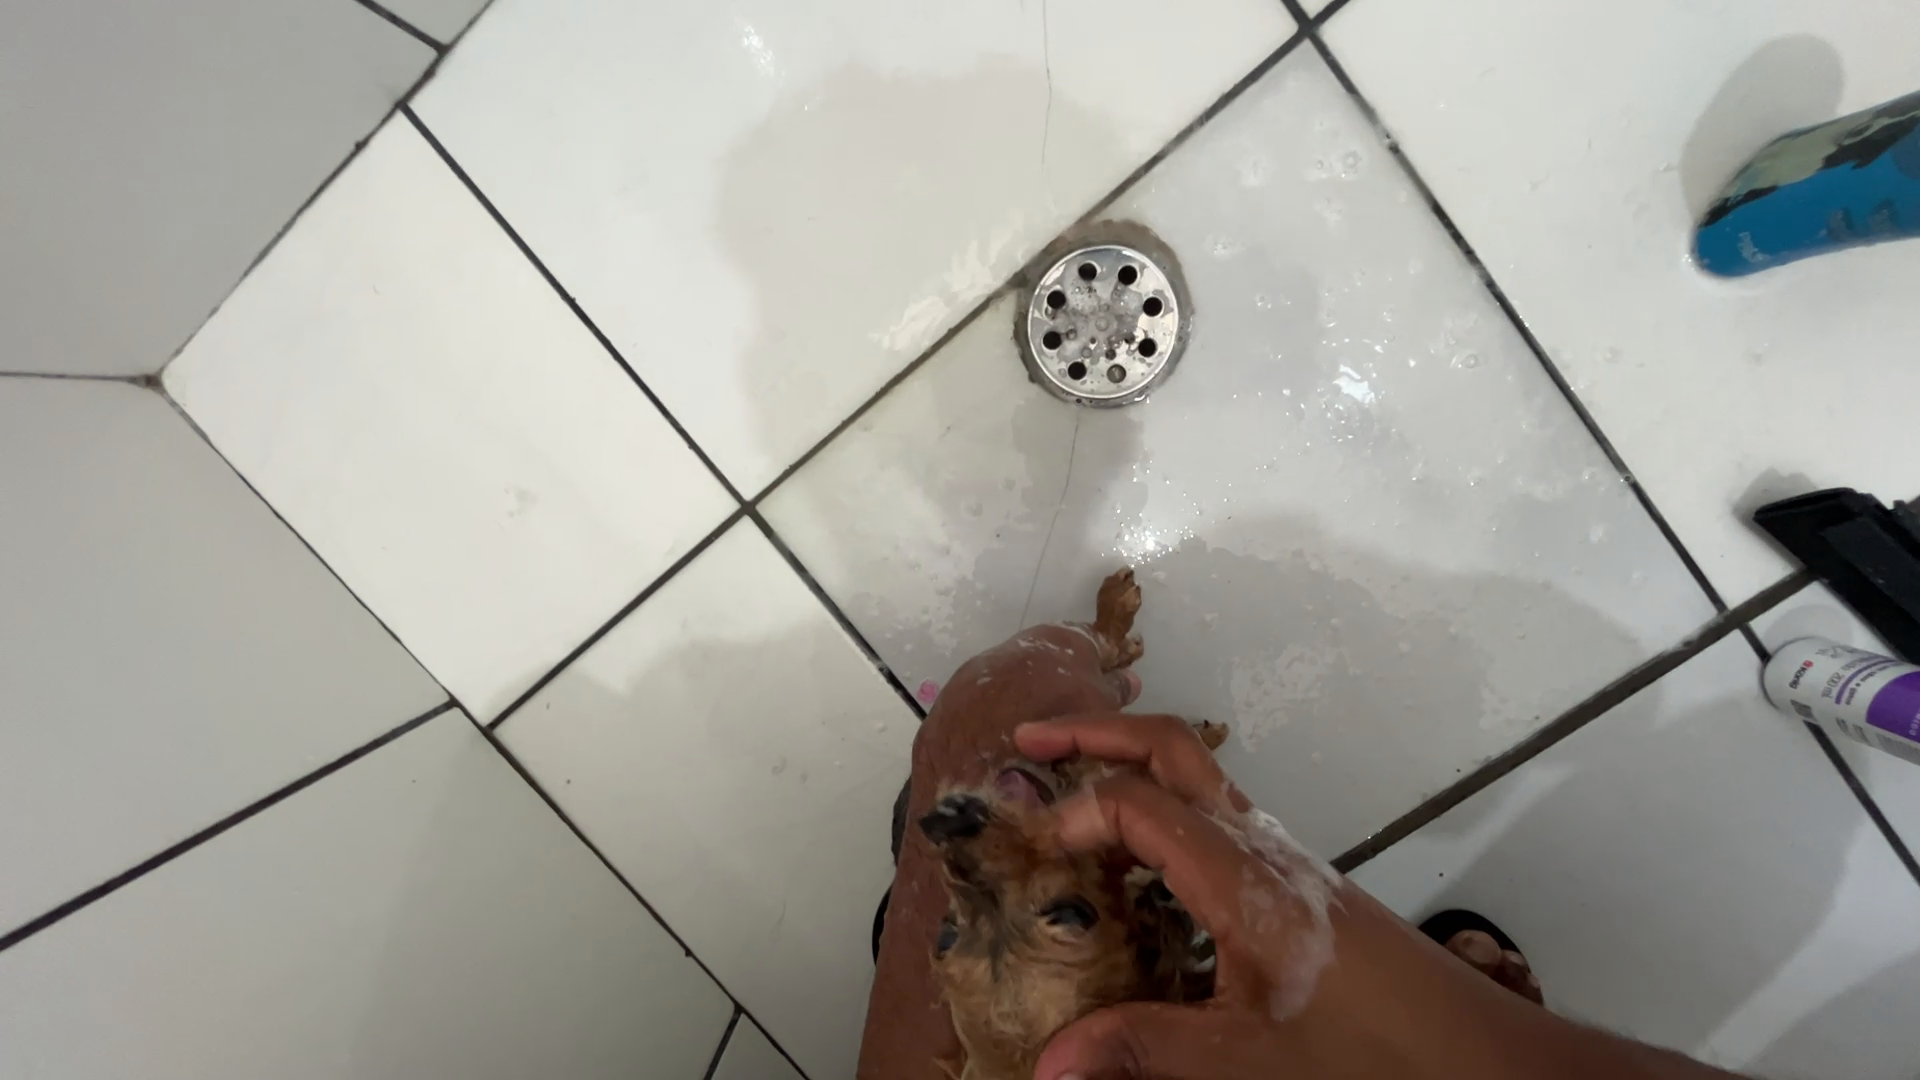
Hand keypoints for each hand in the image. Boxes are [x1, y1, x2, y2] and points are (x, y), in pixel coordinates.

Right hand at [1012, 714, 1561, 1079]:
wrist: (1483, 1061)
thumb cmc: (1370, 1057)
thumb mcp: (1248, 1063)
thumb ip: (1144, 1051)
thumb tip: (1046, 1068)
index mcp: (1237, 875)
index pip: (1138, 803)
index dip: (1078, 816)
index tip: (1042, 855)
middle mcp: (1250, 838)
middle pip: (1166, 743)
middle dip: (1092, 730)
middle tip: (1029, 742)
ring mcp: (1270, 845)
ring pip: (1189, 765)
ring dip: (1124, 755)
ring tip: (1068, 778)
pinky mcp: (1281, 865)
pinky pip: (1203, 804)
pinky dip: (1153, 797)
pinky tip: (1133, 853)